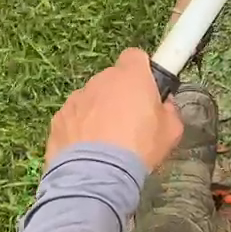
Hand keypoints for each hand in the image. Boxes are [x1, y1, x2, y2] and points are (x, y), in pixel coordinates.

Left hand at [45, 49, 182, 172]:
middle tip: (131, 123)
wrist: (96, 175)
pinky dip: (81, 129)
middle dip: (120, 95)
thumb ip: (170, 111)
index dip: (142, 71)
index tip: (148, 90)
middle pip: (112, 80)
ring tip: (107, 143)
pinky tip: (89, 152)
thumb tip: (164, 106)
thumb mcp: (171, 132)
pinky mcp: (59, 118)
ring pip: (92, 99)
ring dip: (99, 112)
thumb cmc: (139, 148)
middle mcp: (101, 80)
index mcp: (131, 76)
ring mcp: (76, 98)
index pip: (135, 57)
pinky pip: (75, 118)